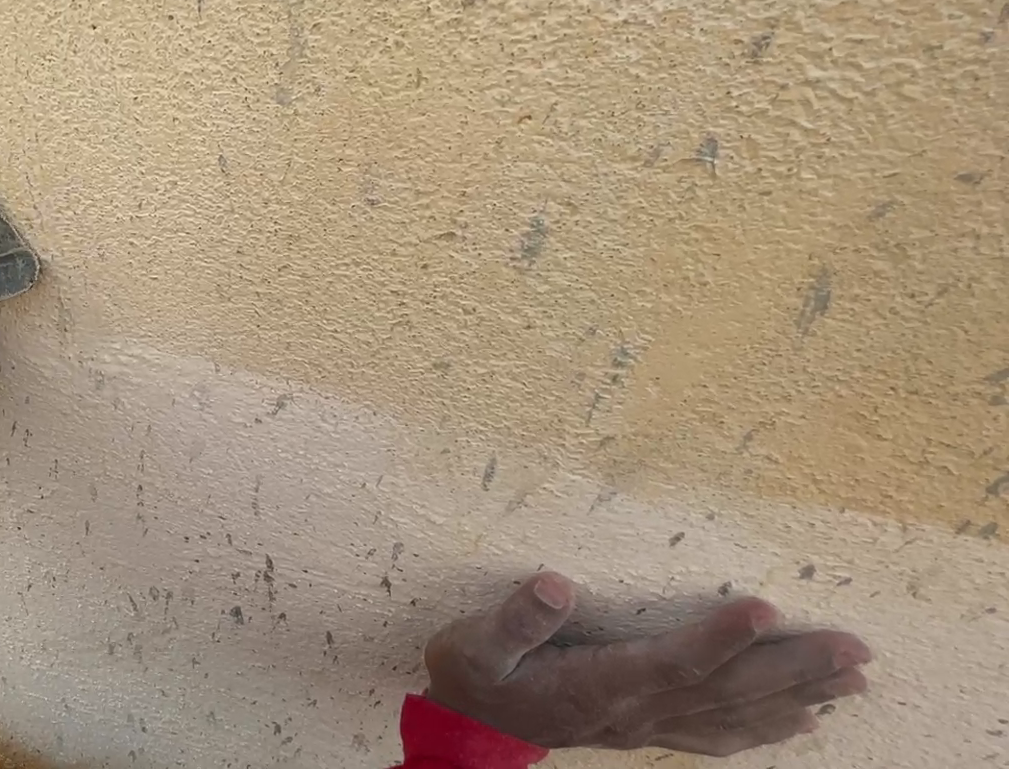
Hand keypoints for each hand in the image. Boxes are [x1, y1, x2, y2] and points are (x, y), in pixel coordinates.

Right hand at [423, 572, 869, 755]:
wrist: (467, 723)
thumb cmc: (470, 675)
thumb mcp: (476, 643)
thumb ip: (516, 619)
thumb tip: (556, 584)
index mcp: (596, 685)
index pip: (674, 662)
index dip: (722, 637)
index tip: (768, 609)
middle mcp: (633, 711)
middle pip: (723, 692)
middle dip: (790, 670)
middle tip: (853, 648)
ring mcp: (641, 726)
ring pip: (732, 716)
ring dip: (795, 698)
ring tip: (849, 680)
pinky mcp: (640, 730)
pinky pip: (715, 736)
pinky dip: (763, 729)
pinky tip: (795, 720)